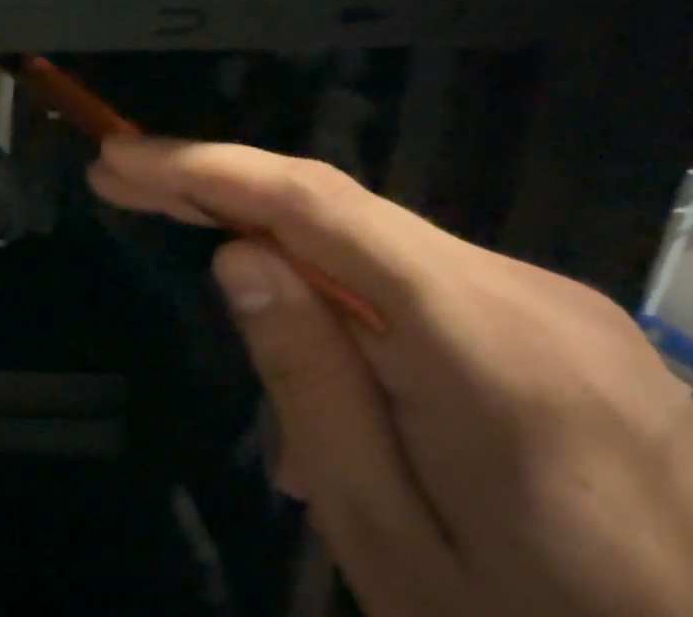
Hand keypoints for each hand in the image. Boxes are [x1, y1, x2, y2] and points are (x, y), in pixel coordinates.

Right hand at [90, 136, 692, 616]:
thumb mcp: (384, 531)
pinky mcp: (576, 339)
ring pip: (381, 254)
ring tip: (250, 373)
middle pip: (344, 213)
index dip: (204, 168)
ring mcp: (567, 315)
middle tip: (123, 185)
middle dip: (223, 192)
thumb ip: (308, 383)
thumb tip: (240, 258)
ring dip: (288, 271)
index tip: (117, 160)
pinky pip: (429, 294)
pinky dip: (351, 309)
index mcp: (485, 344)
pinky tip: (340, 398)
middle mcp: (533, 299)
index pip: (315, 207)